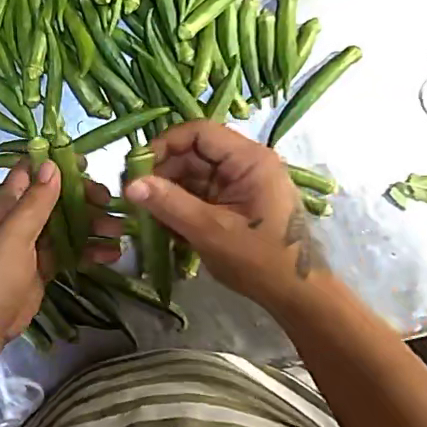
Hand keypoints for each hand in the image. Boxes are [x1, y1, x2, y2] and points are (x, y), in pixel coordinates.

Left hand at [0, 162, 124, 348]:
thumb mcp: (14, 236)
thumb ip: (35, 202)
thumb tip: (51, 164)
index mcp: (6, 207)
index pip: (30, 173)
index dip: (54, 164)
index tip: (85, 165)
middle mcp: (19, 220)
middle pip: (55, 198)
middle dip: (83, 197)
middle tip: (108, 202)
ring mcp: (32, 244)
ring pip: (66, 225)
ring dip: (92, 225)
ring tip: (119, 231)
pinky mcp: (43, 265)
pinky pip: (69, 251)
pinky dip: (89, 250)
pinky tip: (111, 254)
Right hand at [123, 121, 327, 310]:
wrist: (296, 294)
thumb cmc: (260, 260)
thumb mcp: (211, 231)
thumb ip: (170, 204)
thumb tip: (130, 185)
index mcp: (249, 159)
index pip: (200, 132)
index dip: (165, 144)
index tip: (138, 168)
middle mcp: (246, 164)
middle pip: (194, 153)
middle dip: (163, 173)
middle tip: (135, 196)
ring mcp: (241, 184)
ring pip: (194, 176)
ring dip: (169, 193)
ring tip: (147, 215)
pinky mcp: (236, 203)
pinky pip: (202, 194)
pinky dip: (182, 207)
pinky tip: (166, 227)